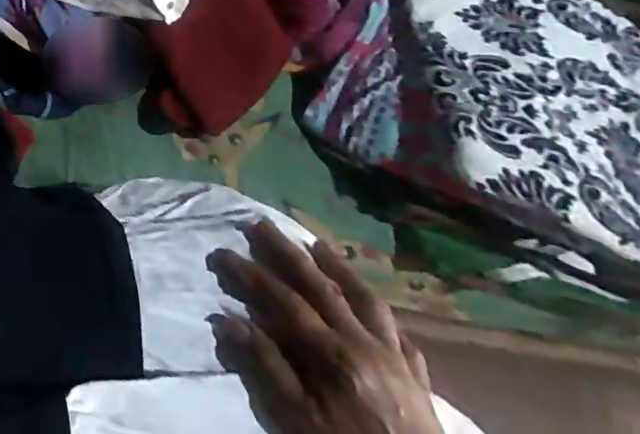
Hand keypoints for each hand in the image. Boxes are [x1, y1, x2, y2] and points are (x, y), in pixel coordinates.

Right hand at [209, 221, 440, 433]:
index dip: (250, 276)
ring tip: (317, 245)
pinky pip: (400, 336)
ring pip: (365, 300)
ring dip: (338, 268)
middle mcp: (364, 344)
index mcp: (332, 355)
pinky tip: (374, 311)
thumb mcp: (298, 425)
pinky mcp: (419, 383)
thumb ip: (266, 369)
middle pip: (321, 287)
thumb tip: (228, 319)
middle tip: (261, 225)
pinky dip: (381, 316)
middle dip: (287, 253)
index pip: (283, 302)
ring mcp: (396, 360)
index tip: (221, 254)